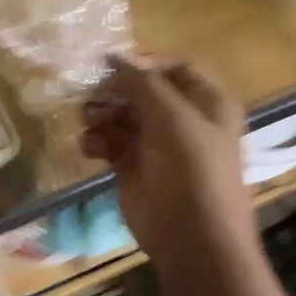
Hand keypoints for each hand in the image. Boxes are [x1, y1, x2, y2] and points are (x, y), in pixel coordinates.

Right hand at [82, 55, 253, 280]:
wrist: (192, 238)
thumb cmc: (192, 173)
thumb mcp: (173, 120)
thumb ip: (143, 84)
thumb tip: (114, 57)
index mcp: (206, 102)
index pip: (174, 68)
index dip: (143, 63)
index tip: (110, 67)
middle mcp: (182, 119)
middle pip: (142, 91)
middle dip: (115, 92)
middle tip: (91, 99)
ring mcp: (156, 144)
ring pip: (121, 116)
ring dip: (101, 116)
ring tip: (89, 124)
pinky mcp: (133, 167)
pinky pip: (110, 143)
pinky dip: (97, 141)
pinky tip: (90, 149)